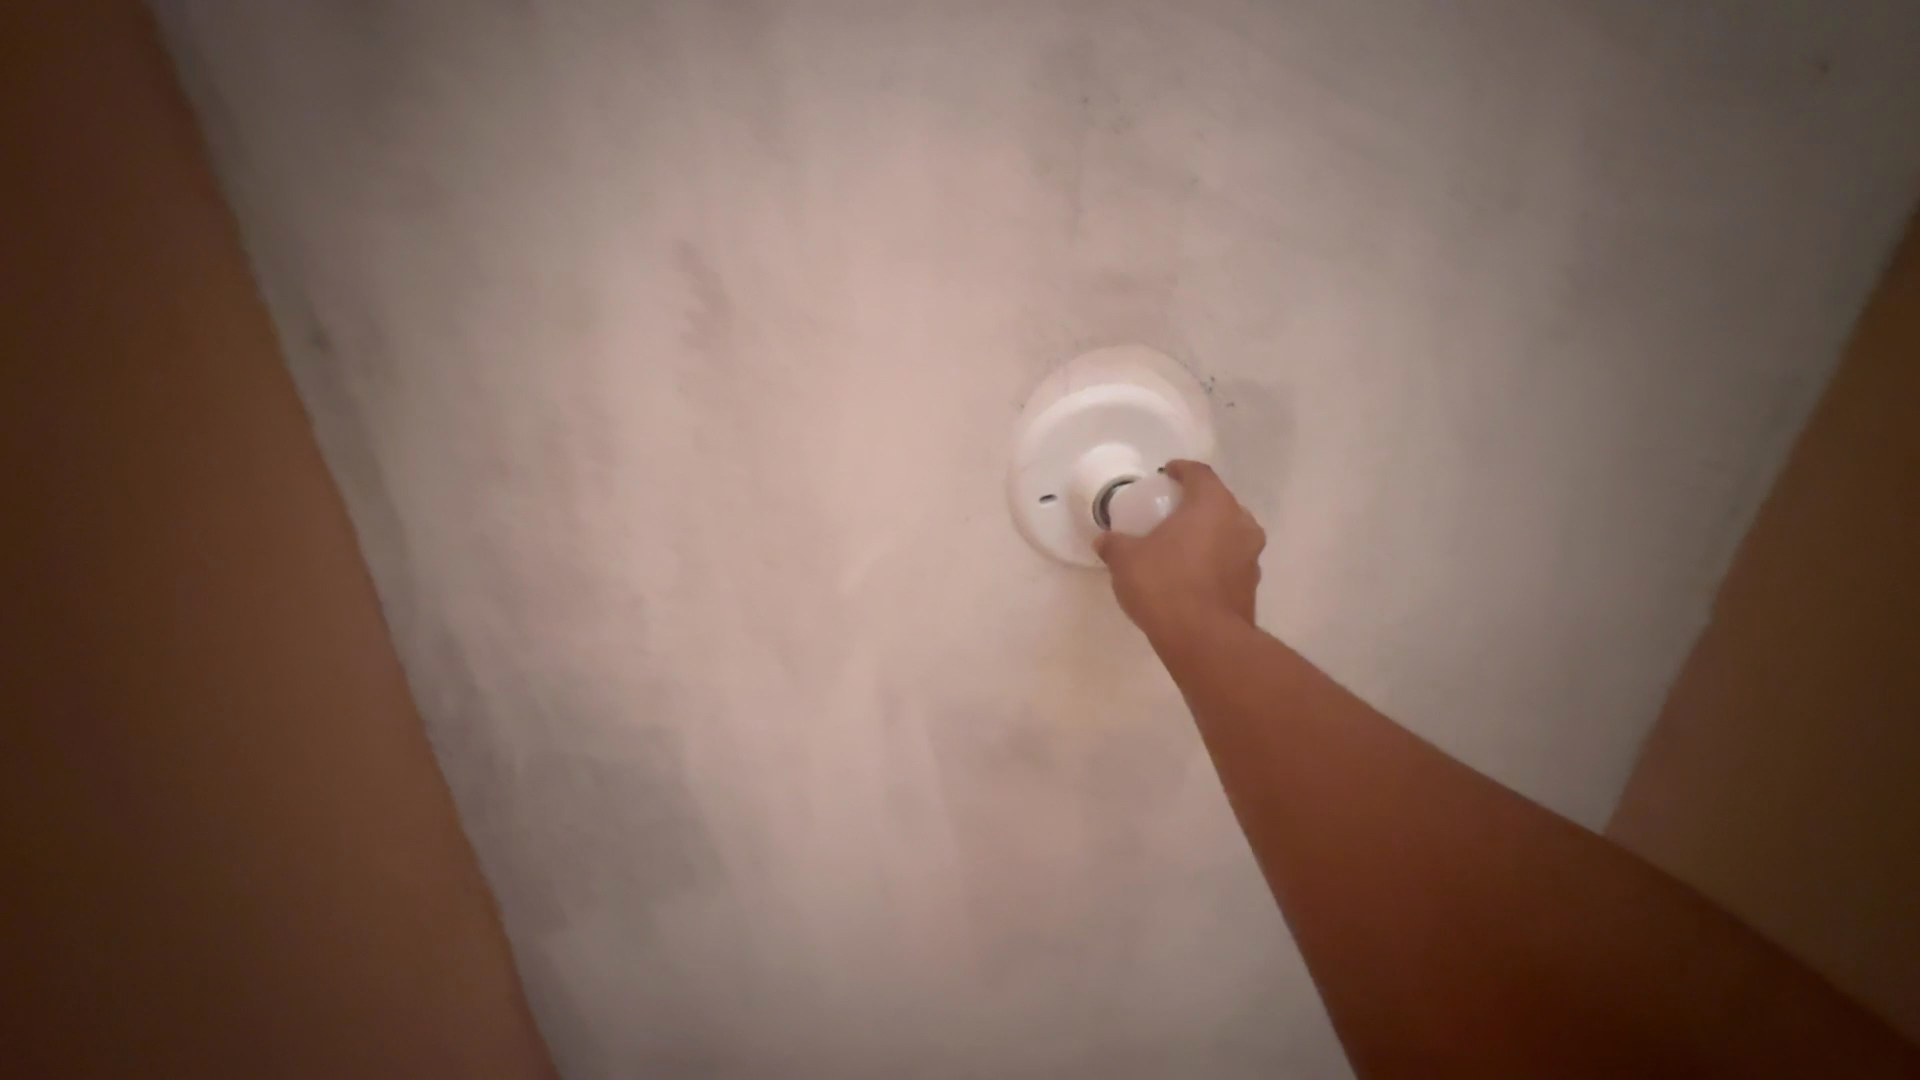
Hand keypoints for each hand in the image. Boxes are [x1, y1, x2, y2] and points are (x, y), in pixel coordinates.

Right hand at [1094, 460, 1265, 639]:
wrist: (1203, 639)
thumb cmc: (1164, 584)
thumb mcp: (1126, 561)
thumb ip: (1115, 545)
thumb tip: (1104, 540)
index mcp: (1213, 505)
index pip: (1200, 474)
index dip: (1182, 470)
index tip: (1167, 473)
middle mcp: (1241, 524)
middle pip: (1220, 503)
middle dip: (1197, 505)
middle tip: (1173, 513)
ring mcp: (1252, 556)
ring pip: (1230, 533)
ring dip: (1209, 535)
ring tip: (1182, 546)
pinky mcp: (1252, 586)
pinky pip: (1231, 562)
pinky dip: (1215, 562)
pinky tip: (1193, 576)